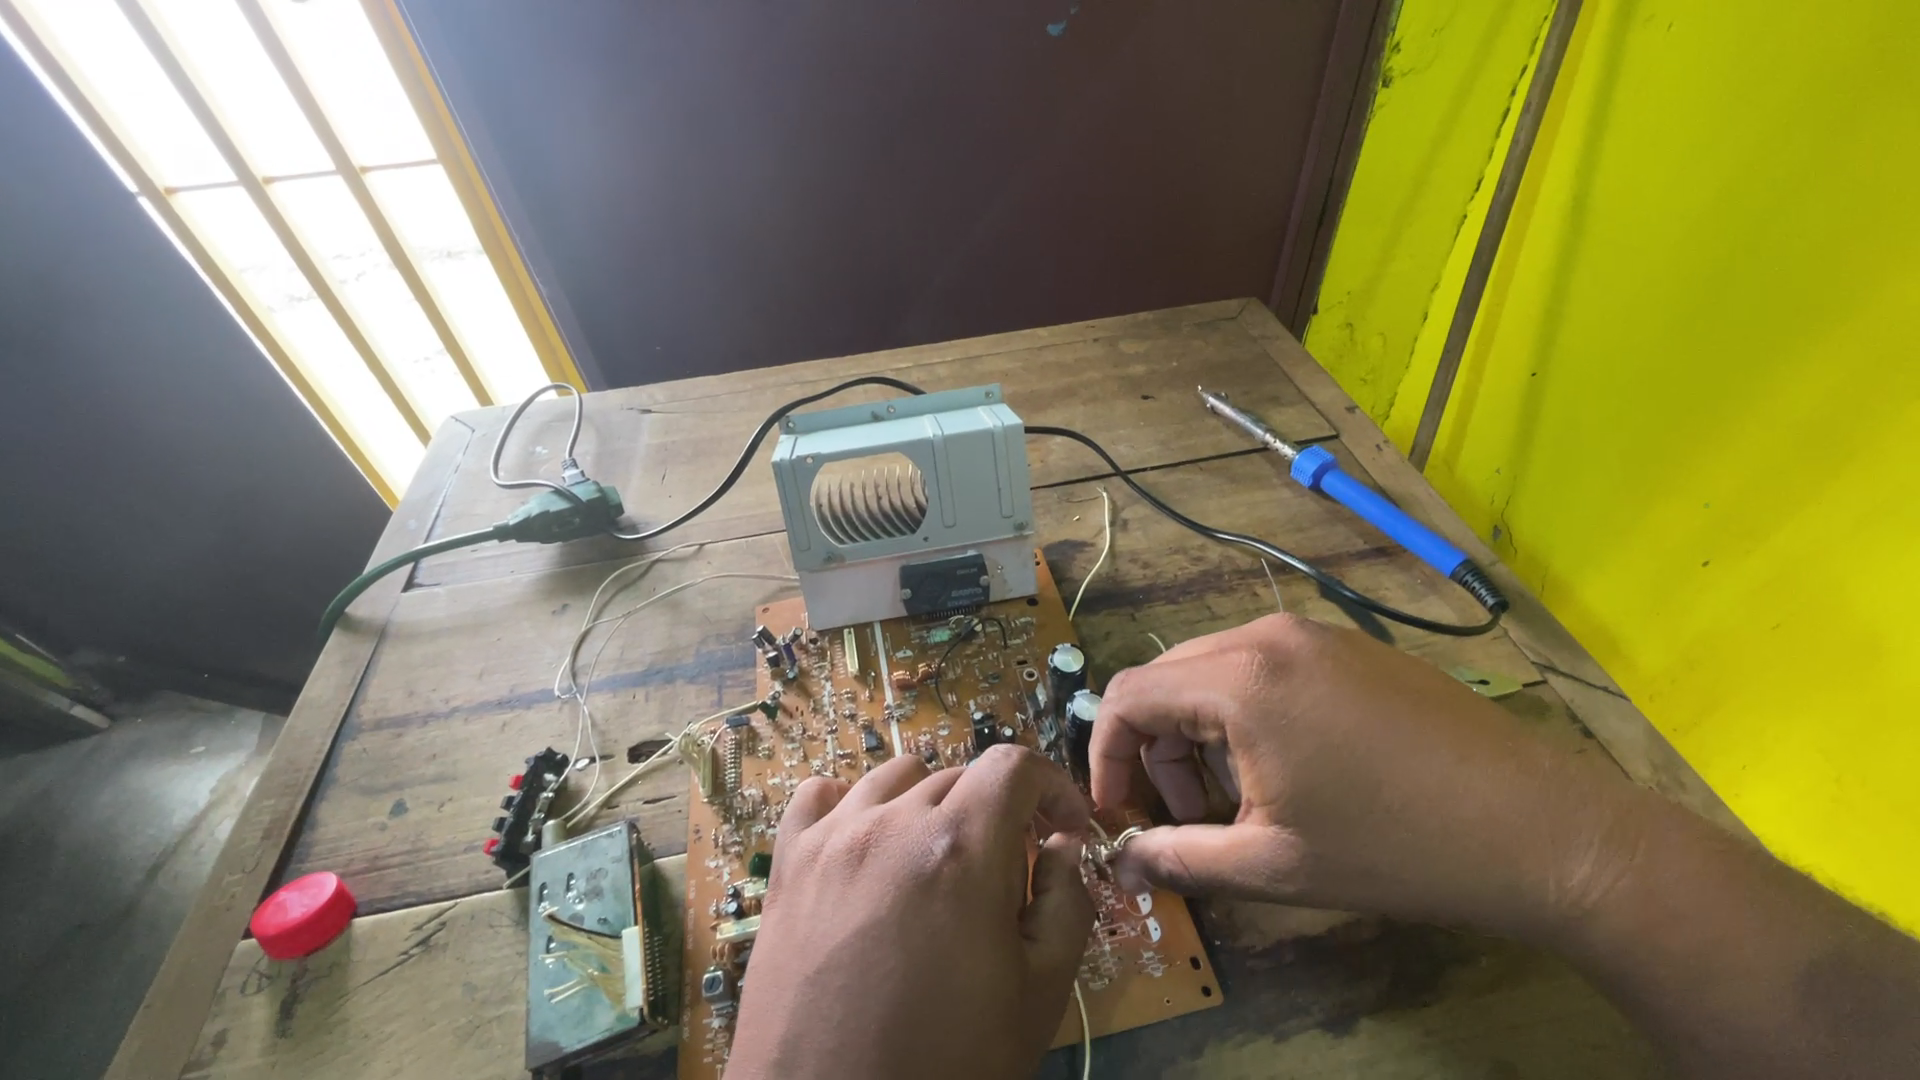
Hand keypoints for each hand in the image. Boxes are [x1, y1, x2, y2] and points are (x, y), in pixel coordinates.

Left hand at [727, 745, 1094, 1079]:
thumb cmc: (947, 1061)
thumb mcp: (1038, 994)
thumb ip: (1066, 902)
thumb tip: (1061, 846)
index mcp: (960, 847)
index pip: (1014, 765)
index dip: (1051, 787)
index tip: (1061, 829)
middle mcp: (892, 822)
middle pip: (959, 776)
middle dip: (997, 812)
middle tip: (1003, 874)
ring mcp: (832, 838)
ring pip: (895, 778)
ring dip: (930, 804)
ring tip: (935, 862)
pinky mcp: (788, 863)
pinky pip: (819, 795)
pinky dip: (851, 804)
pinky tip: (865, 846)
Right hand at [1091, 614, 1640, 936]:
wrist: (1545, 831)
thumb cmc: (1395, 848)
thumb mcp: (1272, 865)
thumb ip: (1179, 858)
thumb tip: (1123, 863)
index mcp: (1239, 678)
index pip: (1126, 695)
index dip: (1105, 755)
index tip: (1121, 811)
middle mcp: (1267, 635)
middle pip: (1166, 678)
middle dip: (1156, 748)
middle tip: (1187, 814)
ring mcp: (1314, 633)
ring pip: (1213, 671)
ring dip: (1200, 732)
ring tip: (1242, 798)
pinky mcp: (1350, 646)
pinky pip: (1263, 667)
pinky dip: (1245, 713)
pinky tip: (1290, 767)